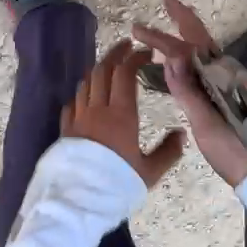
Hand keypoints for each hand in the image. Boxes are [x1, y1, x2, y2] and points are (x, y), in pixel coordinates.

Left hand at [61, 39, 187, 188]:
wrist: (79, 200)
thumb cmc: (117, 184)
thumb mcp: (150, 171)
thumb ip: (168, 151)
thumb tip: (181, 133)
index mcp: (121, 114)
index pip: (125, 74)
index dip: (135, 58)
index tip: (146, 53)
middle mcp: (97, 110)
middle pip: (102, 71)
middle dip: (115, 54)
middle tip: (126, 47)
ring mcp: (78, 118)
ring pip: (85, 84)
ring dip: (98, 71)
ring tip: (108, 68)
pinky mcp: (65, 130)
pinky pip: (72, 103)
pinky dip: (81, 94)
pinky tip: (86, 98)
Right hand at [133, 0, 246, 186]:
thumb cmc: (234, 150)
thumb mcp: (206, 123)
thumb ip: (188, 91)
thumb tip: (171, 55)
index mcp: (222, 77)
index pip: (187, 49)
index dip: (161, 37)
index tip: (137, 29)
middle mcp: (228, 73)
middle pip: (202, 40)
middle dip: (183, 19)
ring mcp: (230, 83)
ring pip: (205, 51)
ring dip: (186, 35)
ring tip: (171, 23)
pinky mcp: (230, 94)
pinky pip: (206, 65)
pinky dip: (190, 54)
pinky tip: (181, 60)